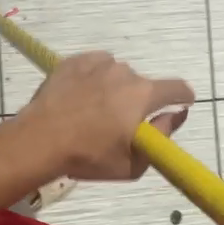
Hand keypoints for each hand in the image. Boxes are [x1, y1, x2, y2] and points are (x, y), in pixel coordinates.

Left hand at [17, 51, 195, 181]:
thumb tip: (176, 115)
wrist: (41, 139)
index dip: (182, 96)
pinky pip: (93, 65)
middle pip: (141, 85)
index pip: (176, 88)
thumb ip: (162, 136)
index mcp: (143, 95)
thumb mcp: (134, 162)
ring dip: (113, 88)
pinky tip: (80, 95)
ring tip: (94, 110)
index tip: (181, 103)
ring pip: (116, 74)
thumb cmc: (89, 156)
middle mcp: (124, 72)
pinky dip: (93, 77)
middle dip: (137, 101)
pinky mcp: (73, 62)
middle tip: (119, 122)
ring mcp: (96, 63)